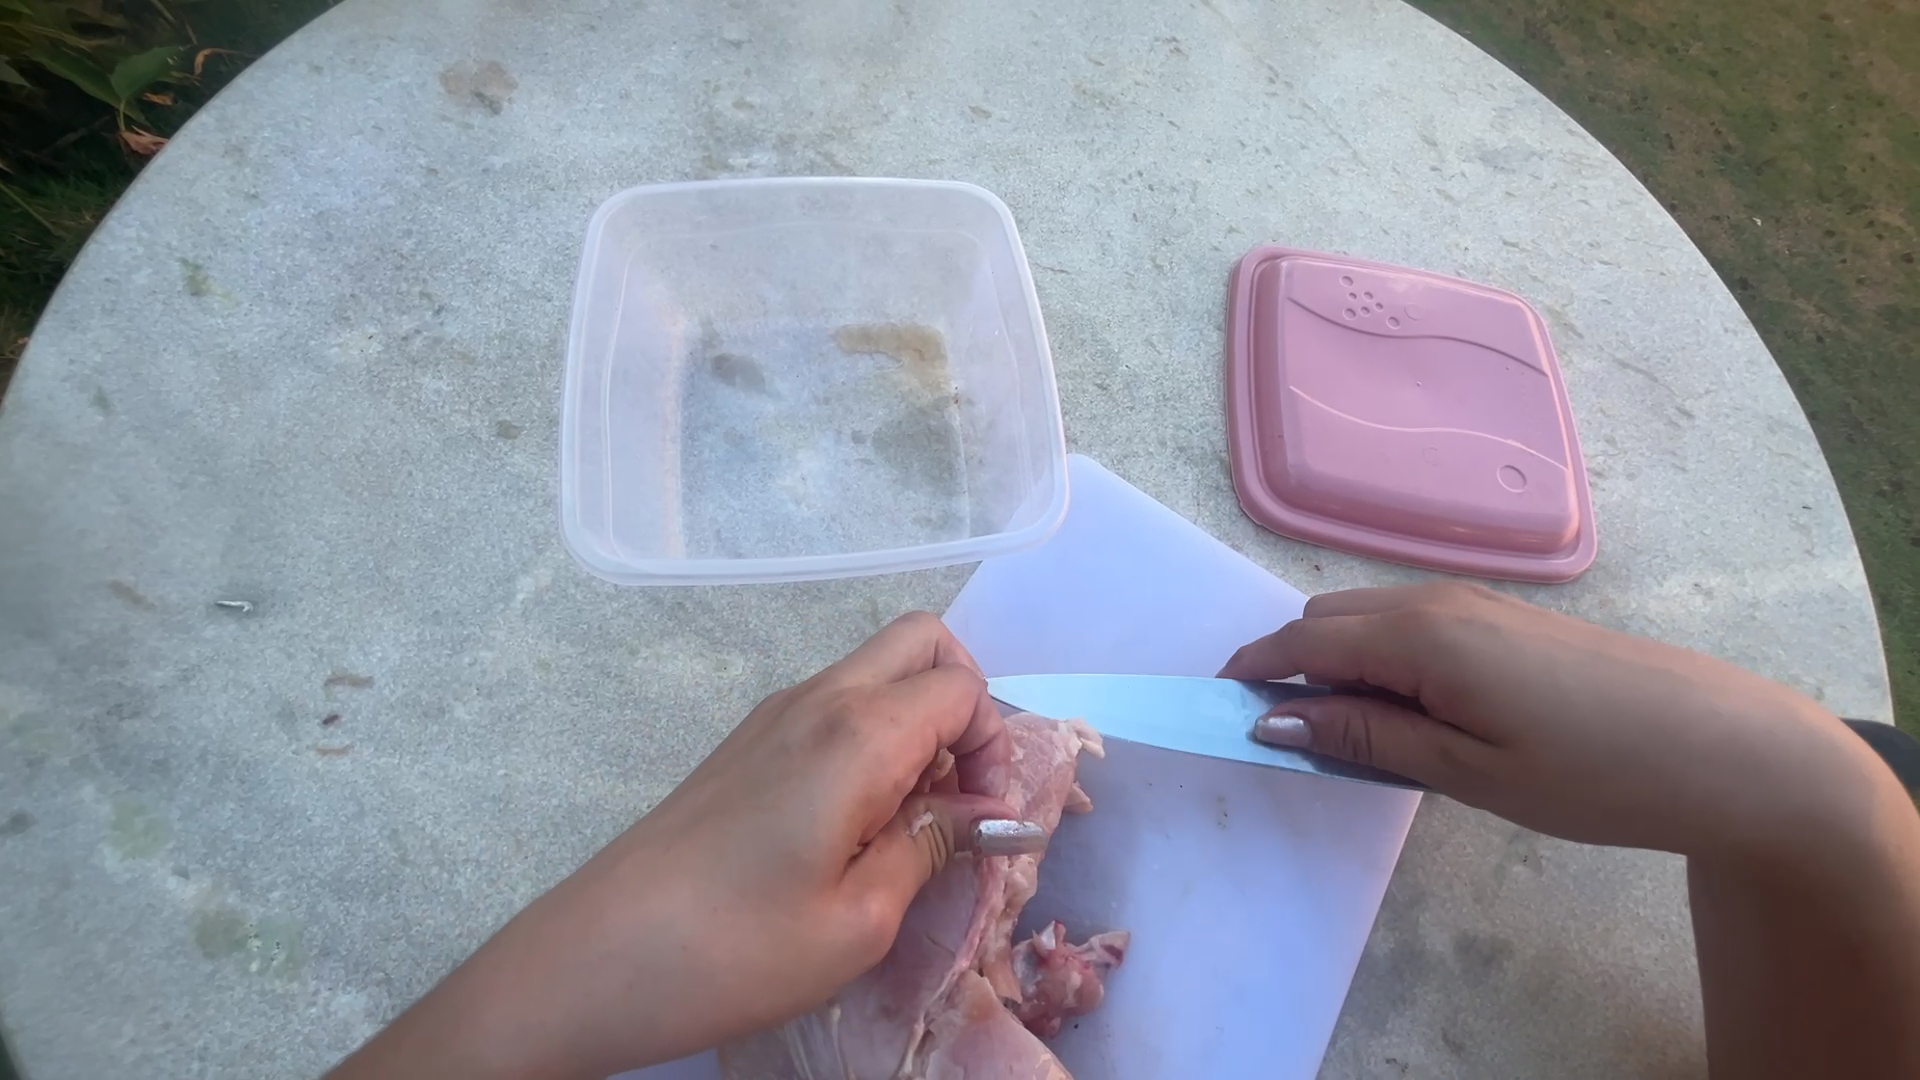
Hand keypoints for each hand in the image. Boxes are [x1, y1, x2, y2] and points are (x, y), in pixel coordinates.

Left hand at [329, 612, 1017, 1079]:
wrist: (594, 956)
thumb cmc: (737, 949)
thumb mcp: (860, 920)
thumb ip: (933, 844)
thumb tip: (981, 811)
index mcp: (859, 733)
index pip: (963, 688)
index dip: (995, 746)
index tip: (984, 817)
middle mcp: (824, 696)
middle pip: (924, 639)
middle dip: (966, 697)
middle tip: (961, 781)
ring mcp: (782, 707)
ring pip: (881, 665)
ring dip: (919, 715)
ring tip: (911, 810)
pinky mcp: (754, 731)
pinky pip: (841, 698)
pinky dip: (877, 728)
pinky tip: (857, 811)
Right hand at [1221, 583, 1898, 863]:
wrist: (1735, 751)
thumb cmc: (1590, 772)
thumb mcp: (1464, 769)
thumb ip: (1360, 736)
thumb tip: (1272, 721)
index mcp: (1419, 637)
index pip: (1302, 642)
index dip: (1254, 668)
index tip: (1223, 703)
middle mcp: (1431, 600)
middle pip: (1322, 618)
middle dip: (1290, 662)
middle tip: (1301, 728)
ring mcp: (1466, 598)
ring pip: (1360, 613)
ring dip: (1333, 655)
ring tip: (1357, 720)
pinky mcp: (1493, 609)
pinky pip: (1400, 617)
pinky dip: (1373, 649)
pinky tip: (1409, 698)